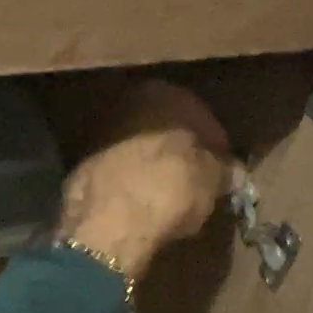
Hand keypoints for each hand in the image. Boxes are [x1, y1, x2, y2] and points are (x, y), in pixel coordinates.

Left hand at [56, 80, 234, 280]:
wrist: (108, 220)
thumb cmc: (170, 187)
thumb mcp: (212, 180)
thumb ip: (223, 170)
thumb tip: (232, 172)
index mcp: (162, 92)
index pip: (198, 113)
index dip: (213, 143)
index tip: (223, 166)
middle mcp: (127, 101)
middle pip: (163, 126)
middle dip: (179, 150)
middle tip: (197, 178)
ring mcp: (98, 130)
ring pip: (137, 145)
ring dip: (153, 164)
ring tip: (170, 194)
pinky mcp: (80, 161)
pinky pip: (118, 166)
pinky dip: (130, 179)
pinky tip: (142, 201)